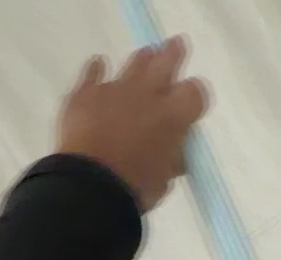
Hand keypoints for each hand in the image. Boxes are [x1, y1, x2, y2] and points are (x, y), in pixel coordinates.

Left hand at [55, 38, 207, 211]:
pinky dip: (97, 70)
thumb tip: (174, 153)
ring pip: (135, 62)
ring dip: (142, 61)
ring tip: (144, 60)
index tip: (190, 107)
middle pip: (167, 60)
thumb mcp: (164, 179)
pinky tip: (98, 69)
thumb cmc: (135, 189)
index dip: (194, 98)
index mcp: (172, 116)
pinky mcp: (86, 92)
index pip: (195, 92)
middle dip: (173, 55)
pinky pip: (93, 71)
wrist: (90, 188)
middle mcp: (147, 93)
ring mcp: (115, 89)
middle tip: (174, 49)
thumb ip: (172, 158)